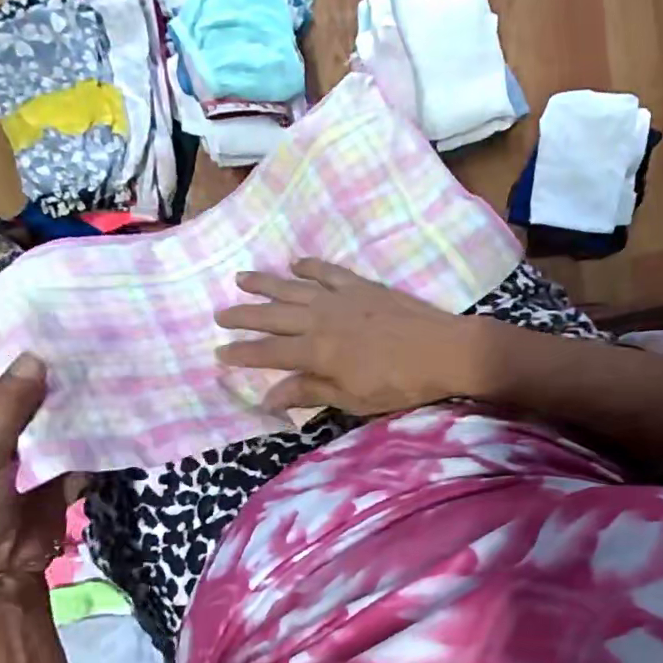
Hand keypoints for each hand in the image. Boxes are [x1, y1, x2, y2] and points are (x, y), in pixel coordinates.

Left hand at [0, 326, 70, 608]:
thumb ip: (6, 403)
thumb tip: (36, 358)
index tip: (4, 319)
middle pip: (4, 392)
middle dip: (31, 369)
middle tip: (65, 337)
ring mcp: (15, 456)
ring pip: (41, 416)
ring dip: (62, 398)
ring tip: (91, 364)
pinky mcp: (48, 474)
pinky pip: (67, 443)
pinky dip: (82, 430)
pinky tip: (103, 408)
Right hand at [214, 259, 483, 413]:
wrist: (444, 349)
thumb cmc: (400, 383)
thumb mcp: (353, 399)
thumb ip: (309, 393)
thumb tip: (268, 398)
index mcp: (317, 352)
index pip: (268, 352)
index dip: (242, 353)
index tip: (218, 353)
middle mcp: (320, 319)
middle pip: (272, 316)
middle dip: (242, 316)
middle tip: (218, 314)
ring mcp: (340, 298)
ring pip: (292, 288)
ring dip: (265, 284)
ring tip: (241, 279)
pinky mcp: (361, 285)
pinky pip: (327, 271)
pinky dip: (309, 266)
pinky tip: (294, 263)